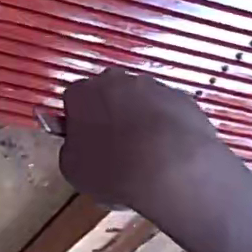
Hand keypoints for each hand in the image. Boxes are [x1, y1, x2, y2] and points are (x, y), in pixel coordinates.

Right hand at [58, 68, 243, 217]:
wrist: (174, 171)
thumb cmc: (115, 170)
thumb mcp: (74, 170)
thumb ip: (70, 151)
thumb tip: (77, 148)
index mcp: (81, 93)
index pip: (74, 100)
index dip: (79, 123)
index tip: (86, 144)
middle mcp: (114, 80)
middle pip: (107, 94)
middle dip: (110, 116)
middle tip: (115, 149)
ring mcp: (150, 86)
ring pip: (139, 101)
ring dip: (140, 120)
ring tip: (147, 157)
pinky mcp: (181, 98)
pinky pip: (168, 111)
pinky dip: (167, 127)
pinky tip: (171, 154)